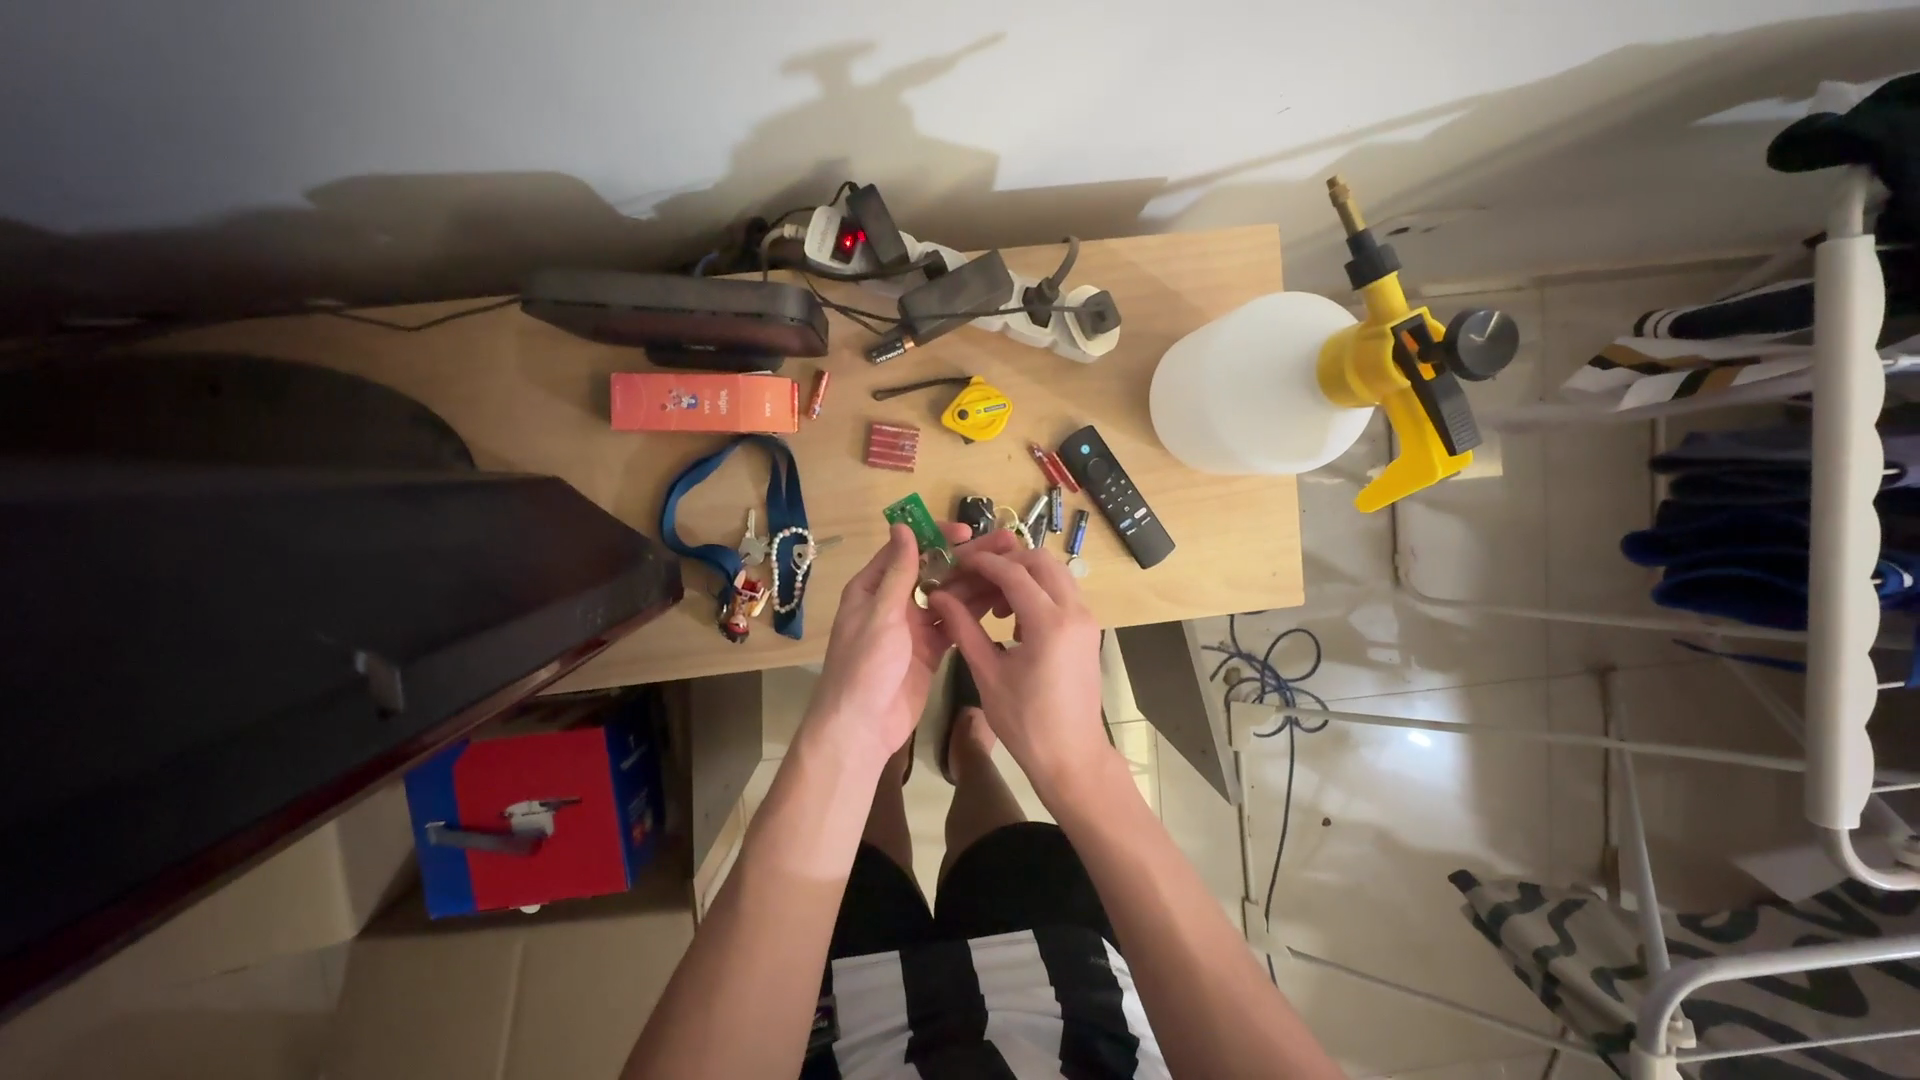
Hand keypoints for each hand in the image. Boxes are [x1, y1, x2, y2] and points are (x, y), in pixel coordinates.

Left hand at [804, 523, 1019, 767]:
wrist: (862, 726)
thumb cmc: (864, 665)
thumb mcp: (880, 614)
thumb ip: (897, 572)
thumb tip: (901, 526)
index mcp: (873, 588)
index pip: (908, 551)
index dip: (936, 537)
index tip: (967, 532)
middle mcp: (894, 602)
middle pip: (934, 572)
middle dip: (966, 559)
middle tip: (1004, 546)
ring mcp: (914, 627)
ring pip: (949, 597)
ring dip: (976, 583)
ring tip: (1011, 569)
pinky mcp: (930, 650)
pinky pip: (954, 624)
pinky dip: (974, 613)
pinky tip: (1001, 600)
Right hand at [926, 546, 1107, 794]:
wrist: (1071, 756)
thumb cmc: (1026, 723)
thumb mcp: (988, 674)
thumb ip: (965, 628)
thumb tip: (939, 597)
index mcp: (1050, 624)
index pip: (1013, 573)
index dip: (982, 564)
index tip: (956, 564)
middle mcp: (1075, 613)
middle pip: (1040, 561)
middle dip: (1004, 561)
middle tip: (973, 576)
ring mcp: (1087, 620)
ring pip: (1055, 574)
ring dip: (1022, 575)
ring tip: (990, 600)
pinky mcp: (1088, 630)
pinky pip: (1063, 593)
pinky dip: (1037, 591)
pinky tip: (1012, 619)